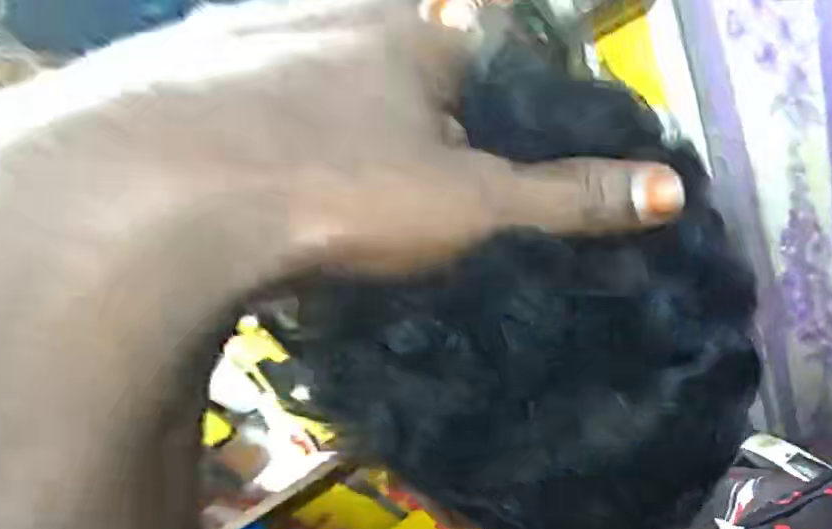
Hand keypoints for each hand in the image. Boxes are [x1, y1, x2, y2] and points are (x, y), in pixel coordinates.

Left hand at [0, 0, 683, 376]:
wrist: (157, 201)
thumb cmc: (340, 192)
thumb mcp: (474, 206)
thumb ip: (569, 200)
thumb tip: (674, 191)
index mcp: (401, 35)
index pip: (474, 47)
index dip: (500, 89)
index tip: (501, 146)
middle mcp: (322, 15)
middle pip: (392, 45)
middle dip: (418, 90)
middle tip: (423, 167)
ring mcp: (240, 40)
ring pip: (315, 63)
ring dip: (341, 105)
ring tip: (352, 171)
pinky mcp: (178, 83)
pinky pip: (249, 94)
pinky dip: (274, 125)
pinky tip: (272, 168)